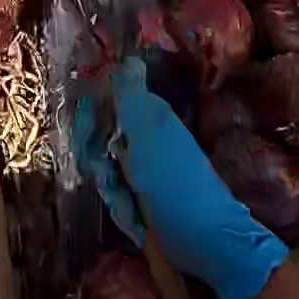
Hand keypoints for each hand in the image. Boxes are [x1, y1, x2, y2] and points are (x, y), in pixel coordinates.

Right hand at [74, 58, 289, 298]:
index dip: (90, 123)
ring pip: (106, 172)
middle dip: (99, 166)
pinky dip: (124, 212)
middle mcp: (145, 137)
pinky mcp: (145, 198)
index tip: (92, 144)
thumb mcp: (149, 135)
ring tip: (131, 210)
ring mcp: (145, 169)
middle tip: (113, 182)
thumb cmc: (177, 185)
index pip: (103, 104)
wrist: (208, 242)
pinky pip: (119, 197)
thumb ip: (132, 95)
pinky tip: (137, 225)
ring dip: (114, 194)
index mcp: (148, 116)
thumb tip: (128, 57)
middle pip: (99, 141)